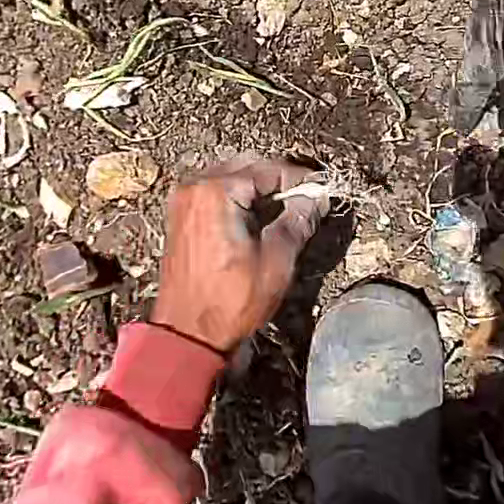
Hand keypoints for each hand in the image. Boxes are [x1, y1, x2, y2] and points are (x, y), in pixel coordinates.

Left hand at [154, 158, 328, 352]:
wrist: (186, 336)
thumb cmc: (231, 301)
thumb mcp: (278, 259)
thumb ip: (300, 219)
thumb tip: (317, 197)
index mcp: (218, 192)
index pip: (271, 169)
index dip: (302, 180)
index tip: (322, 190)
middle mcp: (197, 188)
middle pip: (250, 167)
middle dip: (281, 180)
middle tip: (308, 197)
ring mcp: (184, 201)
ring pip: (234, 176)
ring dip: (261, 187)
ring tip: (288, 206)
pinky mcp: (181, 217)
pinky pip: (217, 191)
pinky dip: (241, 197)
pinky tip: (260, 216)